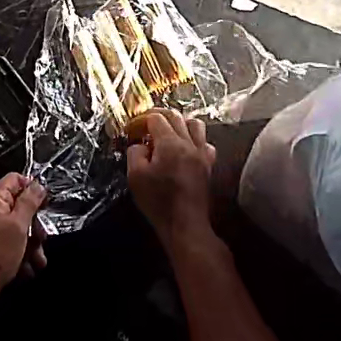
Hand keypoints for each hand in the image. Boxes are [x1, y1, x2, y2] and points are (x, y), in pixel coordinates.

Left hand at [0, 172, 47, 305]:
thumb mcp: (19, 225)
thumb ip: (29, 201)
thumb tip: (38, 184)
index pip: (16, 179)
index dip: (33, 189)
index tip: (45, 206)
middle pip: (19, 204)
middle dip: (34, 224)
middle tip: (42, 240)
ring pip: (17, 225)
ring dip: (31, 242)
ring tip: (37, 261)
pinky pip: (8, 239)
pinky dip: (20, 250)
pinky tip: (27, 268)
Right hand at [126, 109, 216, 245]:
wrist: (185, 224)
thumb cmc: (158, 201)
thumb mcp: (135, 176)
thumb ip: (134, 153)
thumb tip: (139, 145)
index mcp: (170, 144)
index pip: (155, 118)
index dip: (141, 120)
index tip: (131, 130)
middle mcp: (189, 144)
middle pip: (176, 116)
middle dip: (158, 116)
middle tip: (145, 125)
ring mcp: (202, 154)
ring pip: (195, 124)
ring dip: (179, 123)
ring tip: (166, 133)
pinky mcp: (208, 165)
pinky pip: (205, 142)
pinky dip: (194, 139)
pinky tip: (184, 150)